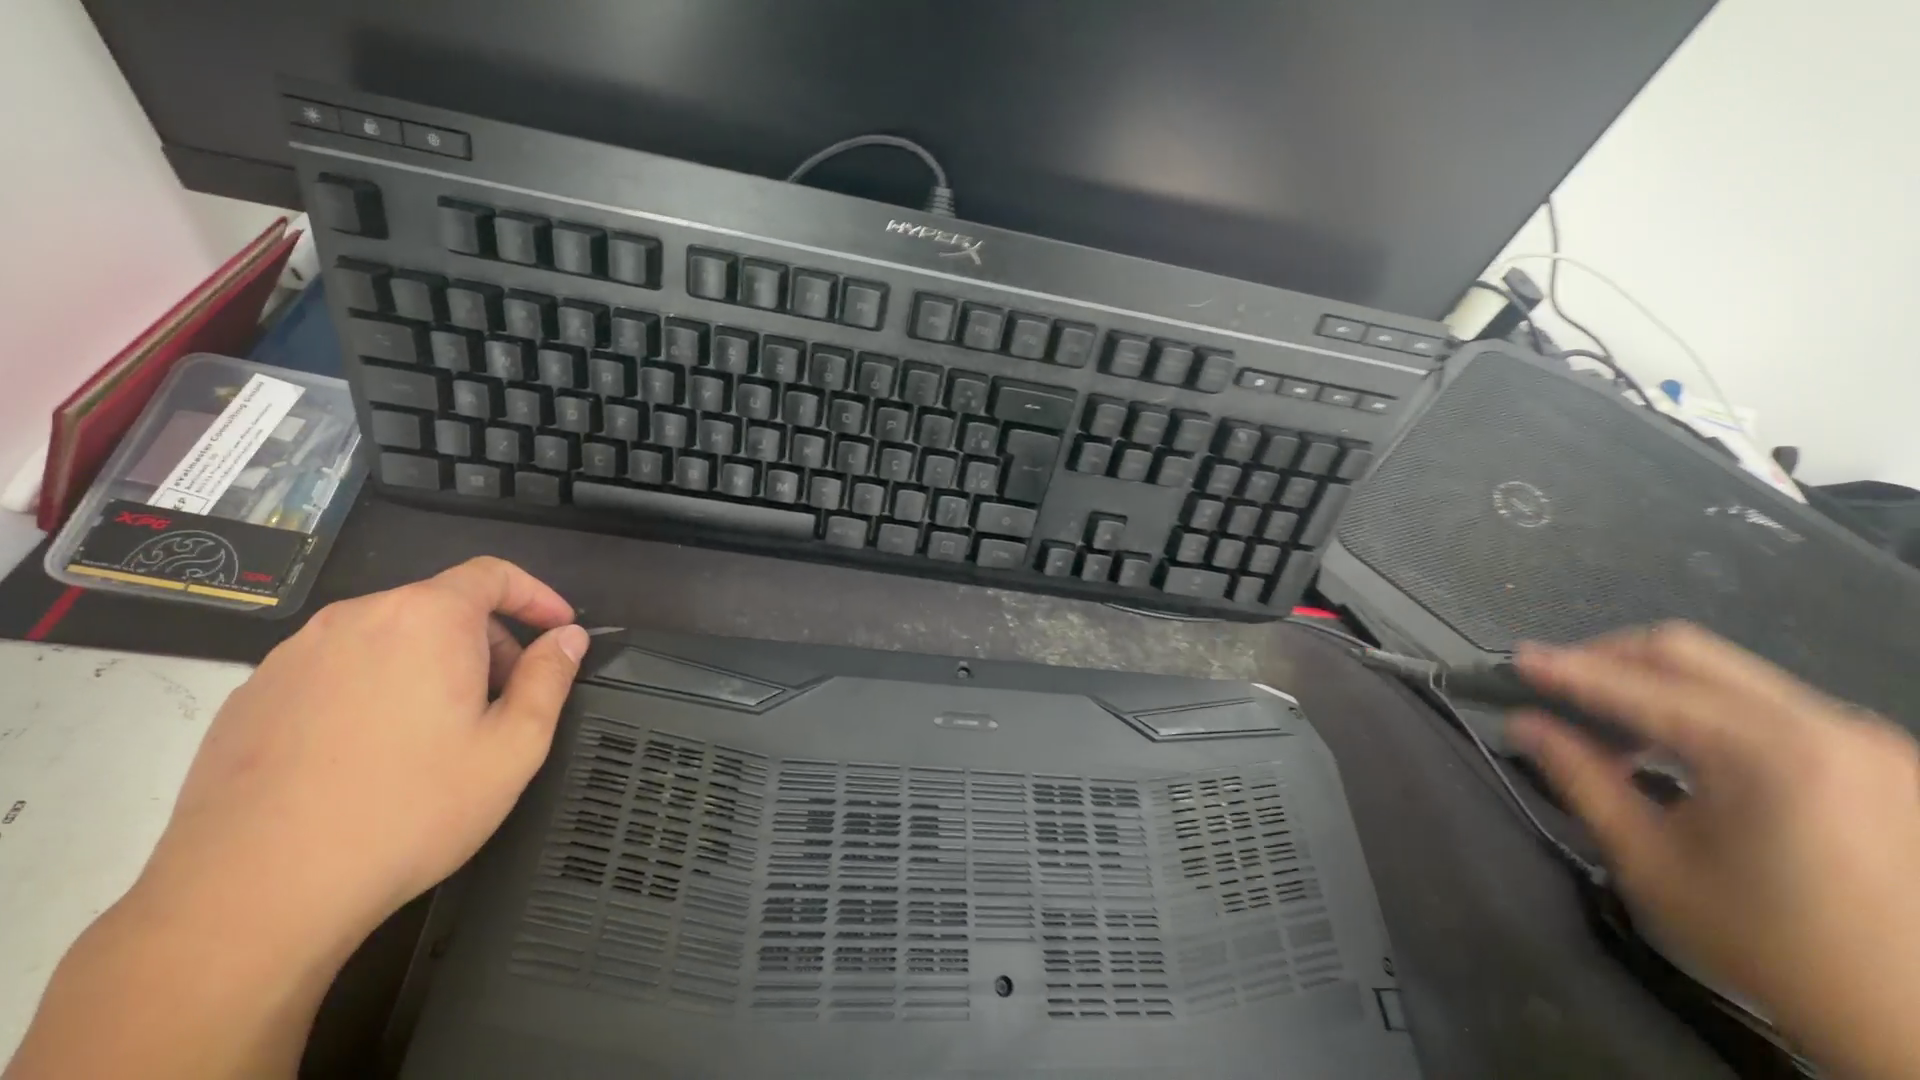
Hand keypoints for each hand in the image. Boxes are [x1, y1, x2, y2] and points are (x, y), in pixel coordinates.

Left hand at [141, 556, 588, 949]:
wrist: (255, 889)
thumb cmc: (410, 811)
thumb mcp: (513, 749)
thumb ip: (549, 680)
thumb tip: (568, 638)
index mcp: (427, 619)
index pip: (492, 574)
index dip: (536, 595)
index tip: (558, 629)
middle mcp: (357, 618)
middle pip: (440, 607)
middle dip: (485, 642)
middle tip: (503, 704)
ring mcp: (294, 654)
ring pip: (386, 639)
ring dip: (429, 666)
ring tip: (437, 736)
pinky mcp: (252, 694)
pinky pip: (335, 672)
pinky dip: (372, 690)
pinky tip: (371, 756)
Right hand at [1512, 623, 1919, 1079]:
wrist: (1908, 1012)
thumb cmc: (1767, 943)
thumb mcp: (1652, 863)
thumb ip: (1583, 780)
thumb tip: (1525, 724)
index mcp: (1769, 752)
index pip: (1642, 686)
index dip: (1568, 671)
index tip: (1513, 660)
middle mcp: (1823, 722)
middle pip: (1687, 653)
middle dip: (1608, 659)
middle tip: (1554, 686)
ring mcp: (1858, 733)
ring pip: (1725, 672)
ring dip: (1653, 685)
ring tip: (1608, 728)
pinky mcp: (1874, 751)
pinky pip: (1764, 701)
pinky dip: (1702, 708)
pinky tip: (1675, 747)